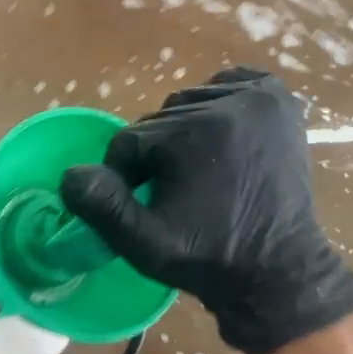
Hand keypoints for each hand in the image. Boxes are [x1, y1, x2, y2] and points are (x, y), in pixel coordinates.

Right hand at [59, 67, 352, 353]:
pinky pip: (230, 86)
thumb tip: (72, 173)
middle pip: (158, 120)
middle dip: (151, 155)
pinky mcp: (280, 102)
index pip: (127, 141)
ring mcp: (262, 99)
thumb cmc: (203, 257)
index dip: (123, 176)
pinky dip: (214, 106)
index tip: (138, 205)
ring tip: (191, 173)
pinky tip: (214, 138)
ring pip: (188, 104)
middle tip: (166, 194)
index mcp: (196, 133)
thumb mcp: (142, 243)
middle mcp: (232, 103)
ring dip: (178, 134)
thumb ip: (104, 206)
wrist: (275, 267)